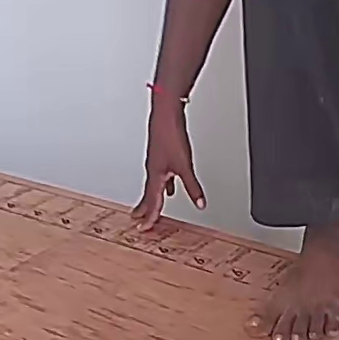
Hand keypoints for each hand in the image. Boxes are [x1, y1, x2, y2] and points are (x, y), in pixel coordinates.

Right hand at [132, 101, 204, 229]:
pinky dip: (163, 186)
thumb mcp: (185, 166)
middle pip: (148, 196)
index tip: (145, 229)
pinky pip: (160, 176)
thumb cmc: (170, 134)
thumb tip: (200, 203)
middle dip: (144, 211)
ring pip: (153, 186)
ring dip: (151, 199)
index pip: (152, 203)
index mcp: (156, 176)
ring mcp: (155, 162)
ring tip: (150, 209)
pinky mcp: (160, 154)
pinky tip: (170, 187)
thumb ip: (193, 187)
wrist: (166, 110)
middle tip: (138, 222)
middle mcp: (153, 170)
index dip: (150, 218)